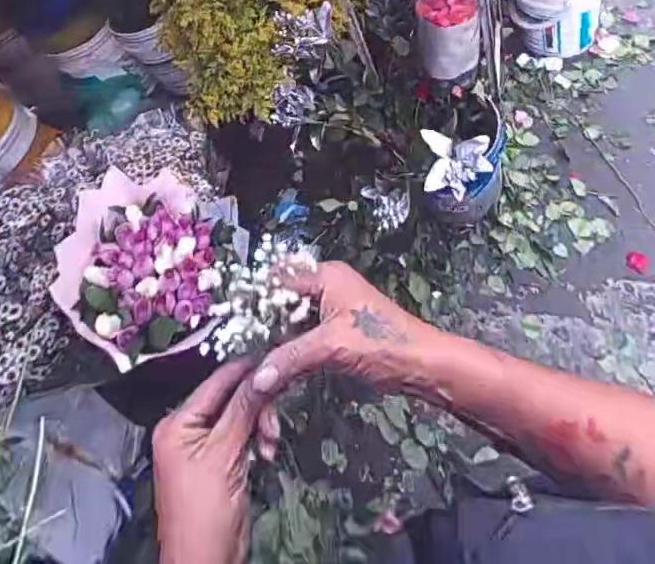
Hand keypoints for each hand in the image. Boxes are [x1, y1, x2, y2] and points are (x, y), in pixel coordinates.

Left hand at [152, 357, 274, 563]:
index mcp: (177, 423)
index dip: (246, 371)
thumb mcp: (224, 456)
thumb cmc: (203, 517)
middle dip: (256, 407)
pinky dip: (256, 440)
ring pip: (241, 416)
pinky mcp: (219, 460)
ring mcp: (203, 445)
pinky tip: (265, 452)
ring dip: (260, 425)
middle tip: (273, 421)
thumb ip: (243, 410)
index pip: (216, 382)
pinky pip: (242, 435)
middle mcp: (187, 429)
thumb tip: (262, 373)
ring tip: (270, 443)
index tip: (275, 363)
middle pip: (231, 398)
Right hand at [247, 261, 439, 428]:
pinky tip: (275, 365)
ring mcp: (331, 308)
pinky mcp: (336, 330)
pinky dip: (290, 347)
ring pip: (293, 318)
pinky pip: (304, 333)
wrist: (421, 364)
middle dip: (264, 320)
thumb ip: (291, 357)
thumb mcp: (332, 346)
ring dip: (276, 337)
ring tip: (251, 357)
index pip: (280, 279)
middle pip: (284, 298)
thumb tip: (257, 378)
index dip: (257, 299)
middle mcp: (326, 285)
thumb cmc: (381, 343)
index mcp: (326, 275)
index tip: (233, 322)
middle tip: (239, 343)